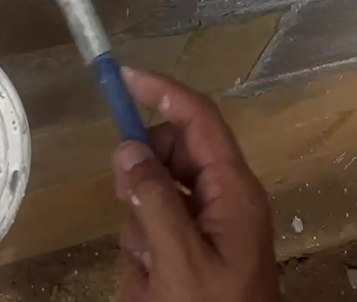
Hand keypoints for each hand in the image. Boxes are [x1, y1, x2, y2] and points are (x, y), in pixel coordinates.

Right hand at [110, 68, 280, 301]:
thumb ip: (153, 201)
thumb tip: (128, 147)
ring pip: (159, 191)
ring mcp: (213, 224)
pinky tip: (152, 285)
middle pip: (173, 153)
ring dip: (142, 225)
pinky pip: (160, 226)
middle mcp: (227, 197)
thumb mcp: (180, 265)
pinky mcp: (200, 248)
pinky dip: (146, 249)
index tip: (121, 77)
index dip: (162, 90)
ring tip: (150, 273)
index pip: (198, 118)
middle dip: (144, 174)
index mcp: (234, 190)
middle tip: (126, 204)